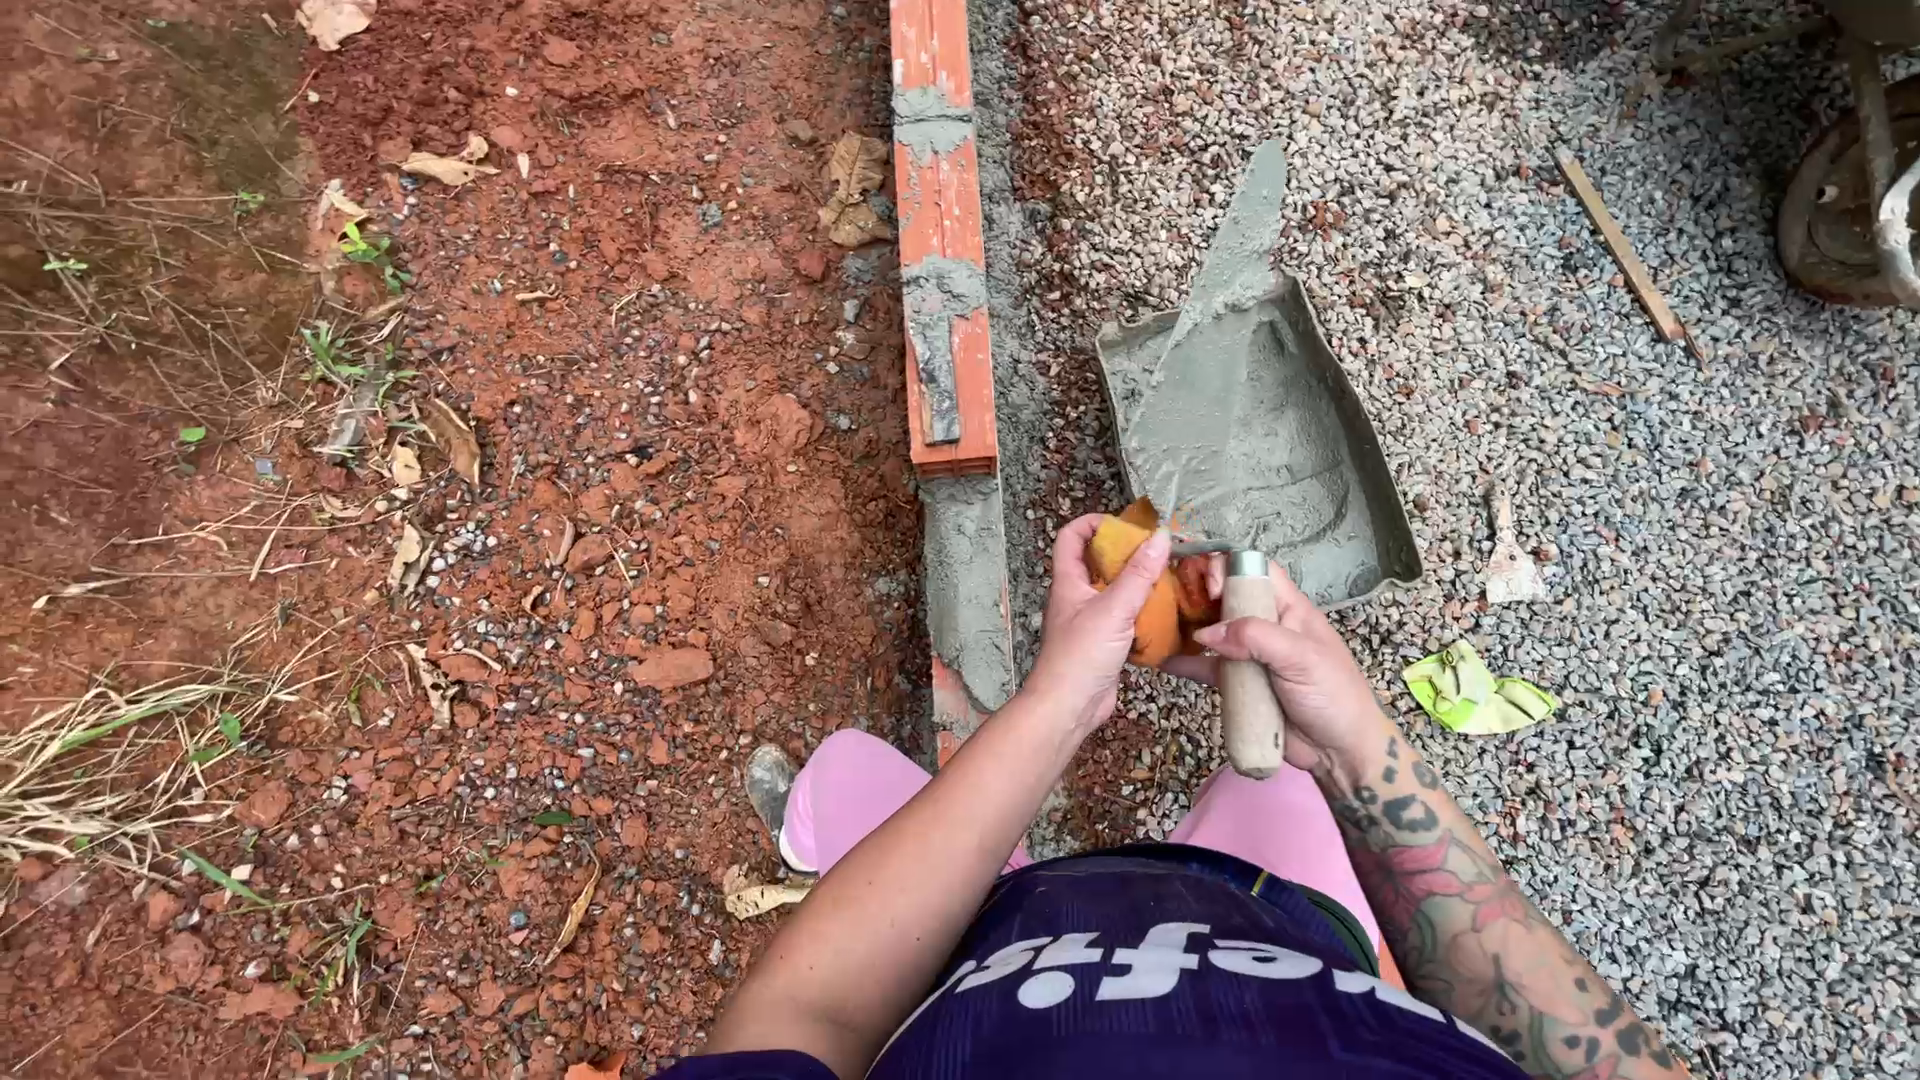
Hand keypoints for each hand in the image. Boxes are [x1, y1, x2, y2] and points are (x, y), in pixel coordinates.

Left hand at [1023, 513, 1170, 733]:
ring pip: (1116, 591)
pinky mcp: (1106, 642)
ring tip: (1169, 577)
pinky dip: (1144, 611)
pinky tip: (1167, 612)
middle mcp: (1077, 596)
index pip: (1071, 537)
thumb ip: (1139, 574)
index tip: (1123, 523)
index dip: (1092, 523)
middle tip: (1158, 551)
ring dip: (1140, 583)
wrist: (1068, 707)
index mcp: (1069, 581)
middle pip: (1099, 562)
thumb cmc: (1079, 655)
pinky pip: (1126, 617)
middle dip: (1127, 553)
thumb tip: (1161, 537)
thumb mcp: (1113, 609)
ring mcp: (1091, 620)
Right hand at [1161, 557, 1393, 774]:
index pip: (1255, 570)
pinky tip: (1163, 661)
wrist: (1339, 753)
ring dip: (1187, 625)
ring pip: (1211, 629)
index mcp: (1288, 608)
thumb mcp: (1302, 658)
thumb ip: (1256, 638)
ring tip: (1160, 625)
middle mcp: (1265, 624)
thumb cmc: (1333, 695)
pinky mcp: (1236, 682)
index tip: (1211, 589)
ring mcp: (1248, 653)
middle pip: (1227, 596)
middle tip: (1175, 603)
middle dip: (1199, 593)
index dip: (1230, 569)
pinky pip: (1204, 667)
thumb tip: (1205, 634)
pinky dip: (1184, 663)